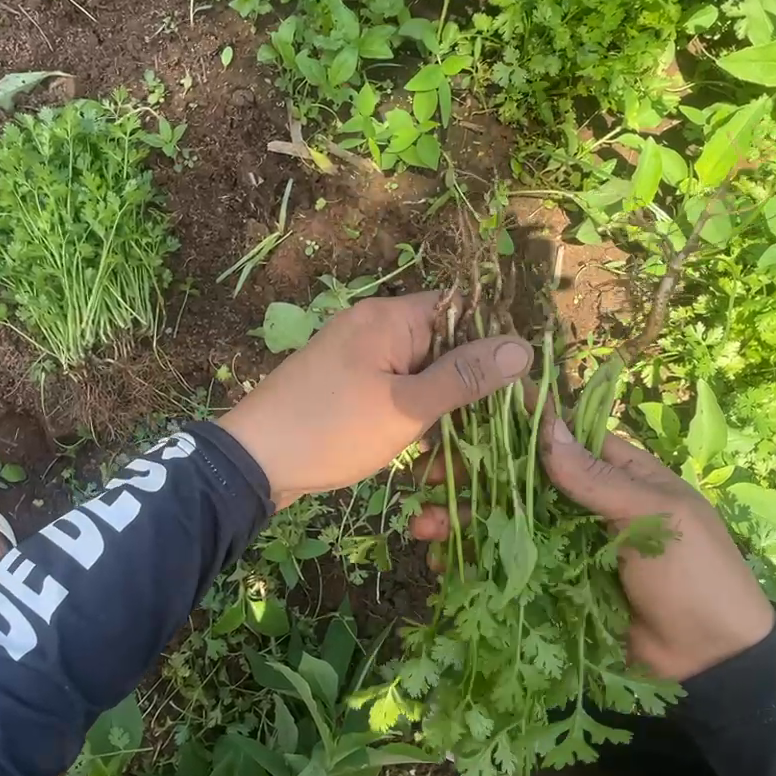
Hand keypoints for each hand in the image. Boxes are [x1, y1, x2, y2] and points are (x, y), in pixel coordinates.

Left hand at [217, 291, 531, 508]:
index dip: (494, 346)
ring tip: (455, 462)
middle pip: (442, 350)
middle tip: (495, 437)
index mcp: (389, 319)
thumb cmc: (330, 429)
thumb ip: (463, 377)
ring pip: (419, 381)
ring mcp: (357, 361)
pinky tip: (423, 462)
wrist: (252, 463)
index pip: (461, 313)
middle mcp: (373, 330)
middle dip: (467, 394)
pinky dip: (410, 425)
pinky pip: (393, 398)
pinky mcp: (346, 391)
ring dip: (440, 418)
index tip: (523, 389)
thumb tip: (522, 346)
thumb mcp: (405, 407)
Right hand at [411, 408, 773, 681]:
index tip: (459, 418)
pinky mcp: (544, 585)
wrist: (713, 663)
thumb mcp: (655, 518)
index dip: (507, 425)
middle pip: (511, 479)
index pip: (552, 435)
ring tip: (422, 527)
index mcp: (611, 473)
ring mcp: (556, 545)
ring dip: (456, 520)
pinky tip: (440, 563)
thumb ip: (597, 478)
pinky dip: (468, 564)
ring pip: (497, 522)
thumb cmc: (696, 576)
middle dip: (465, 477)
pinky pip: (501, 567)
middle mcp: (575, 502)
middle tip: (423, 479)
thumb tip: (546, 428)